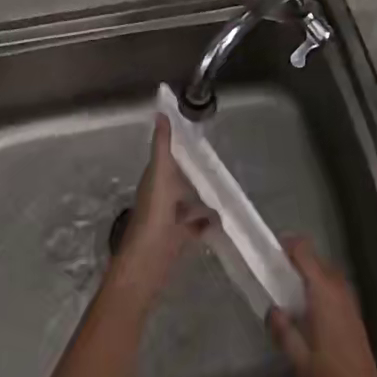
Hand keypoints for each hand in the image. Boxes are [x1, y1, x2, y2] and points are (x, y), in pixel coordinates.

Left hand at [109, 114, 211, 298]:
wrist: (148, 263)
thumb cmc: (154, 215)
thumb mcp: (160, 176)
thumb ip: (162, 148)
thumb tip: (161, 113)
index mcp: (156, 178)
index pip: (168, 155)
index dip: (181, 144)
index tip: (201, 134)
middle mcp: (162, 195)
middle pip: (181, 178)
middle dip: (196, 170)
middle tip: (223, 162)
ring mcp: (170, 217)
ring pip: (189, 201)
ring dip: (205, 195)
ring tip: (228, 188)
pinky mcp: (179, 237)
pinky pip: (196, 224)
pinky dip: (208, 221)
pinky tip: (225, 219)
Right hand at [267, 237, 376, 376]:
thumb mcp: (298, 359)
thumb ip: (282, 330)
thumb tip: (272, 309)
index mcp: (323, 293)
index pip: (304, 251)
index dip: (286, 244)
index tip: (268, 250)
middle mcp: (339, 291)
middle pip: (317, 257)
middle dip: (296, 257)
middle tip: (274, 268)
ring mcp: (350, 302)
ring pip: (327, 270)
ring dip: (309, 270)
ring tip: (288, 285)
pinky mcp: (354, 314)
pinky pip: (334, 285)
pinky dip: (319, 283)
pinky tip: (307, 304)